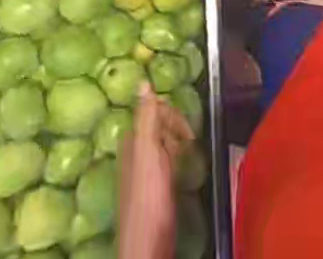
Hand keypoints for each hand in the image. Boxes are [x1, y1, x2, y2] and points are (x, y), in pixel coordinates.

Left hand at [116, 83, 192, 258]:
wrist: (147, 246)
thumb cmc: (149, 197)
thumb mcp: (148, 151)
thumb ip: (146, 118)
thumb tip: (143, 81)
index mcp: (131, 141)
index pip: (151, 111)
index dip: (171, 114)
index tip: (188, 129)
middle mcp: (133, 153)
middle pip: (156, 126)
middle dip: (176, 126)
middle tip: (191, 140)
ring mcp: (141, 172)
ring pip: (161, 143)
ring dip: (176, 142)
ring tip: (190, 150)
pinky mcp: (151, 189)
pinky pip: (164, 162)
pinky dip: (175, 159)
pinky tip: (182, 168)